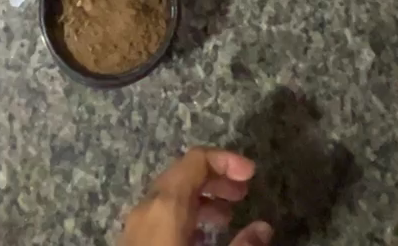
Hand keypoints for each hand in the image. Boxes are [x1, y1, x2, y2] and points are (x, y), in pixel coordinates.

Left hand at [119, 147, 272, 245]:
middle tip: (245, 193)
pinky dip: (186, 216)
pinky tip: (203, 239)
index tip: (253, 175)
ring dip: (202, 199)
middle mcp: (147, 208)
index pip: (195, 160)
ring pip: (171, 197)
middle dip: (216, 179)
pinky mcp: (133, 245)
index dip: (226, 160)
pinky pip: (162, 217)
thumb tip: (263, 228)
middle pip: (183, 175)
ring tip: (229, 216)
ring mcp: (136, 227)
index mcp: (165, 204)